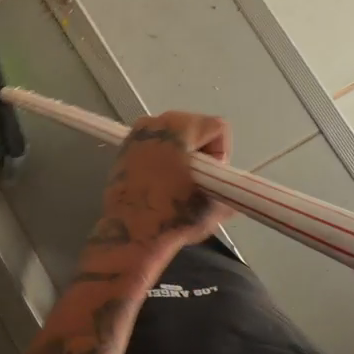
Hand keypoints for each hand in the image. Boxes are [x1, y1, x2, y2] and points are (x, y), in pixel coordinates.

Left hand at [85, 111, 231, 264]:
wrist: (132, 231)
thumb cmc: (176, 215)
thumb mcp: (216, 205)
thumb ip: (229, 188)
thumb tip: (230, 187)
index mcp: (181, 128)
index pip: (217, 127)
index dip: (221, 153)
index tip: (213, 177)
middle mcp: (157, 121)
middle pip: (193, 126)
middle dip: (201, 150)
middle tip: (198, 179)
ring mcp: (137, 132)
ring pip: (172, 133)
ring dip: (180, 152)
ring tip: (178, 182)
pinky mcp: (123, 146)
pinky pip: (152, 142)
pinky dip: (160, 155)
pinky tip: (159, 180)